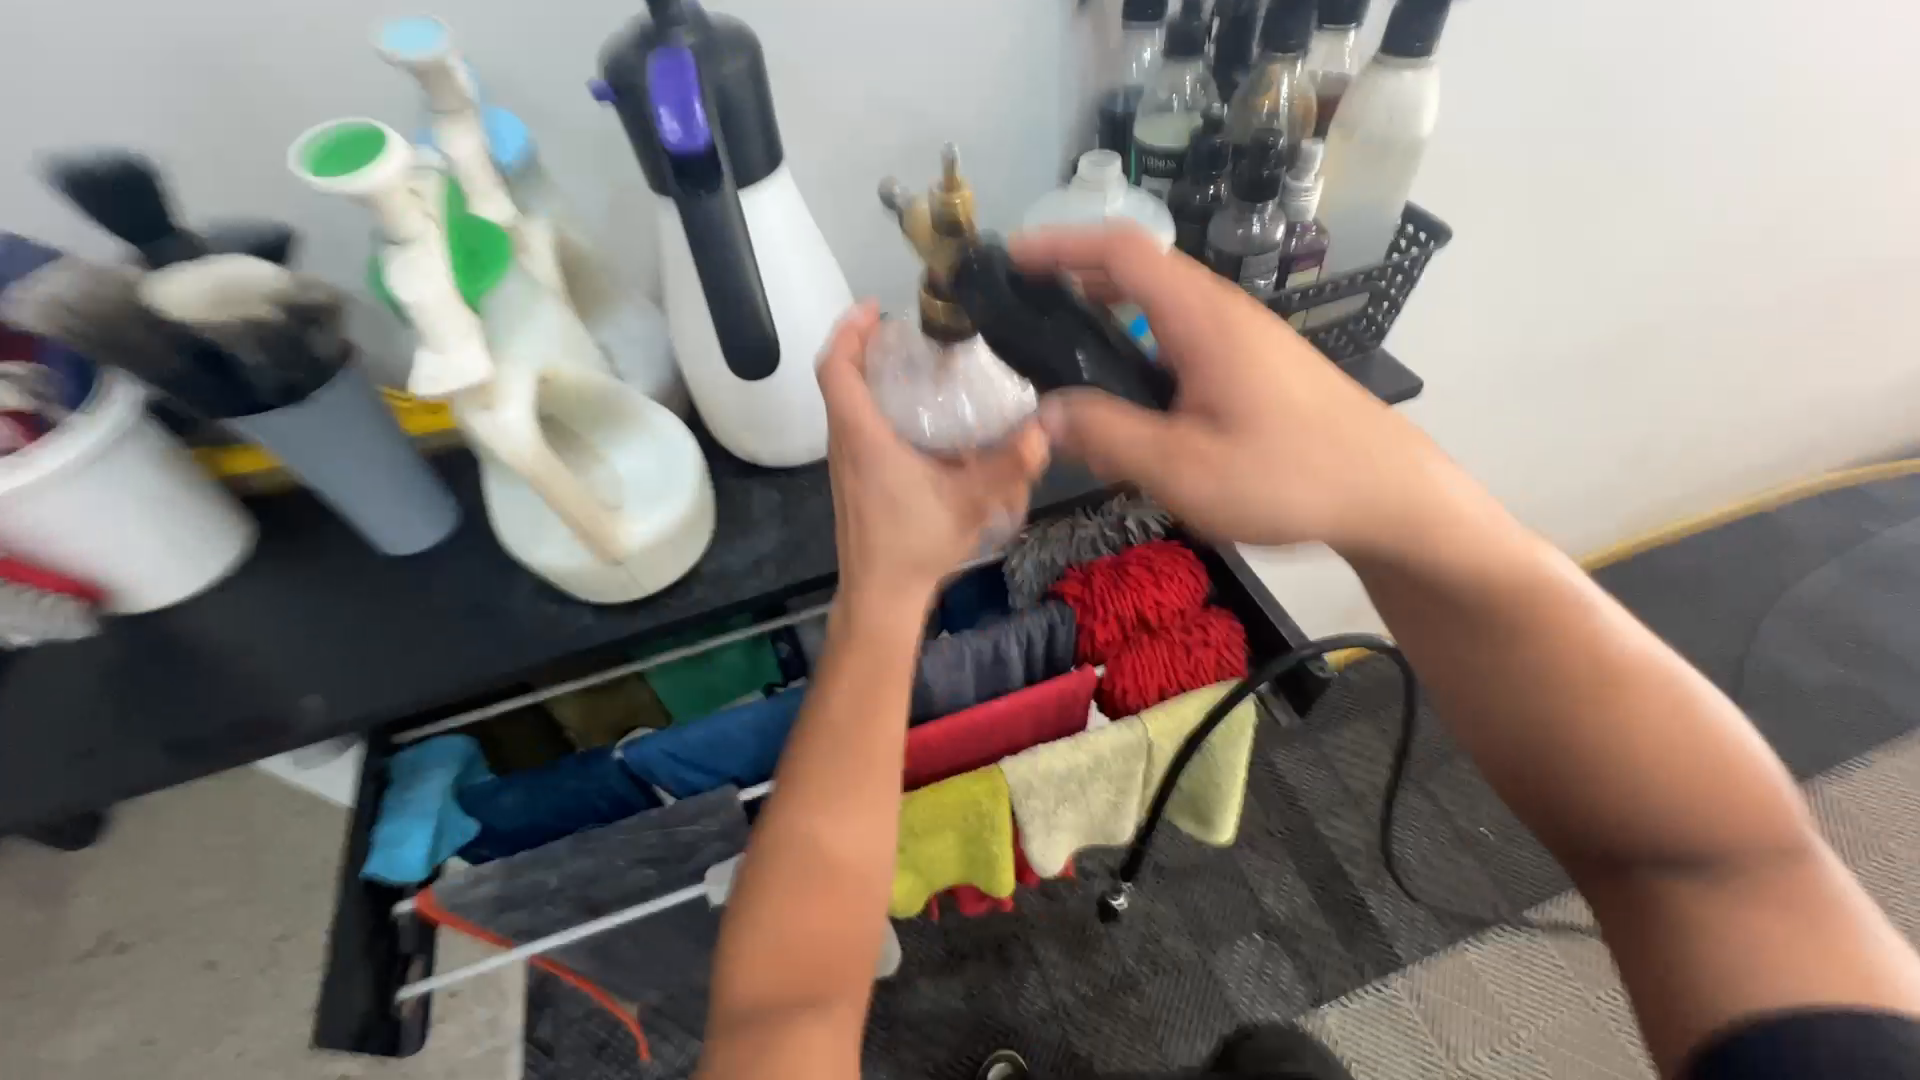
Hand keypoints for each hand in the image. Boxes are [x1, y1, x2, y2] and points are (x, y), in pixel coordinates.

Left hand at [818, 302, 1050, 608]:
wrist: (881, 596)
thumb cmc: (914, 546)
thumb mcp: (968, 502)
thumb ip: (1008, 465)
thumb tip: (1043, 430)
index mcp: (862, 436)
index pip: (837, 368)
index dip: (850, 330)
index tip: (876, 309)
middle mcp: (845, 444)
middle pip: (841, 381)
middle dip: (868, 348)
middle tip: (910, 334)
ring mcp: (846, 466)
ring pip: (848, 407)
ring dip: (872, 380)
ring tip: (918, 369)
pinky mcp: (855, 483)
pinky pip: (858, 430)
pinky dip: (880, 410)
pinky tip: (921, 424)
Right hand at [1009, 227, 1469, 560]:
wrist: (1389, 495)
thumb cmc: (1289, 477)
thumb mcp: (1184, 467)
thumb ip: (1107, 435)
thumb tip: (1041, 413)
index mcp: (1202, 319)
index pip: (1121, 250)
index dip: (1060, 244)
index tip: (1011, 259)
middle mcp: (1222, 313)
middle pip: (1138, 272)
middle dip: (1074, 280)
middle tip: (1023, 314)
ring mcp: (1242, 339)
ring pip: (1159, 309)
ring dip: (1106, 317)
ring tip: (1062, 355)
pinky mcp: (1253, 368)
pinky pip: (1180, 341)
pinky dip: (1137, 349)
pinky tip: (1126, 398)